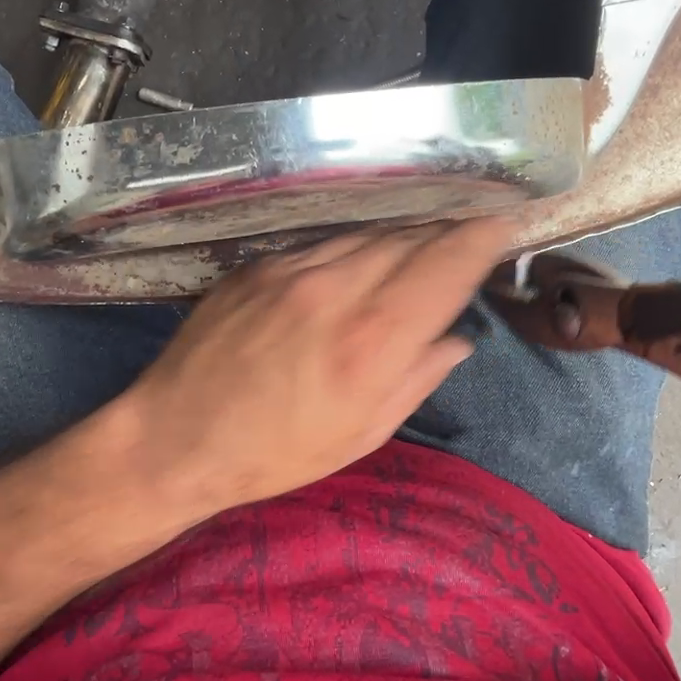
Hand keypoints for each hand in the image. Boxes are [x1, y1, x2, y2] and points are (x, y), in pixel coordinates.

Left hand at [115, 218, 516, 518]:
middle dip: (447, 235)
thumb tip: (457, 339)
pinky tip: (356, 265)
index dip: (483, 238)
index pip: (447, 262)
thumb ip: (417, 378)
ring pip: (367, 234)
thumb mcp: (361, 434)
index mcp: (371, 341)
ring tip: (417, 252)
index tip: (504, 227)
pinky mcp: (257, 265)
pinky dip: (353, 248)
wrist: (176, 437)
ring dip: (402, 238)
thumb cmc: (275, 453)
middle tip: (466, 241)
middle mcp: (335, 289)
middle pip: (411, 238)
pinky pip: (323, 243)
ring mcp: (290, 270)